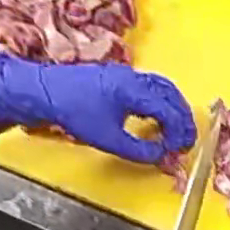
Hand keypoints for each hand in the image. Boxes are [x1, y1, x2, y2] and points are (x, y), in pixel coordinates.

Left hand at [0, 54, 195, 164]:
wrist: (44, 91)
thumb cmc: (75, 114)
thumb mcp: (111, 140)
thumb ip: (141, 151)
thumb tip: (162, 155)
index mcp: (132, 90)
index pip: (169, 111)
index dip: (179, 134)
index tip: (177, 151)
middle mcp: (133, 77)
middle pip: (172, 96)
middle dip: (183, 121)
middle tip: (185, 143)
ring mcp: (126, 74)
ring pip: (164, 89)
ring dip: (174, 111)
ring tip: (175, 132)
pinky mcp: (119, 77)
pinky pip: (151, 87)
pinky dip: (162, 103)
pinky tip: (157, 120)